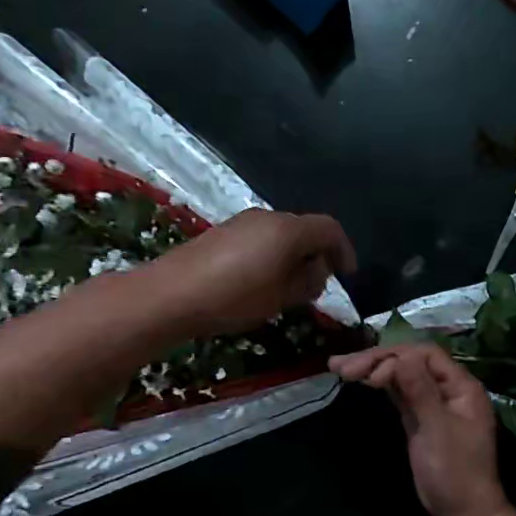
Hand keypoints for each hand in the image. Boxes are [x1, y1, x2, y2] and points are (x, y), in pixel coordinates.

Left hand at [140, 209, 354, 337]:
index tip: (347, 275)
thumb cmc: (235, 297)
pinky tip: (265, 280)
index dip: (344, 250)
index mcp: (289, 230)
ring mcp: (242, 222)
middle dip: (319, 253)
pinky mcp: (223, 233)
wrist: (168, 296)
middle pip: (306, 229)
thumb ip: (310, 280)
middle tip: (320, 283)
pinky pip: (262, 238)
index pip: (330, 229)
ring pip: (283, 234)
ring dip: (296, 255)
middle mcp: (268, 218)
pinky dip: (274, 254)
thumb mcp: (285, 296)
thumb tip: (317, 270)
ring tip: (293, 285)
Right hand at [330, 343, 511, 515]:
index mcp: (462, 388)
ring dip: (375, 370)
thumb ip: (421, 391)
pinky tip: (362, 381)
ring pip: (404, 377)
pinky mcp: (421, 419)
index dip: (395, 356)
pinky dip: (383, 386)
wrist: (464, 509)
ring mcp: (434, 405)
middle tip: (340, 367)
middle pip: (412, 363)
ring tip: (340, 369)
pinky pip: (402, 394)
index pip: (427, 355)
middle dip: (378, 361)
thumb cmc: (456, 470)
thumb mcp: (437, 429)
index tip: (365, 372)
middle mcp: (449, 390)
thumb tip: (402, 356)